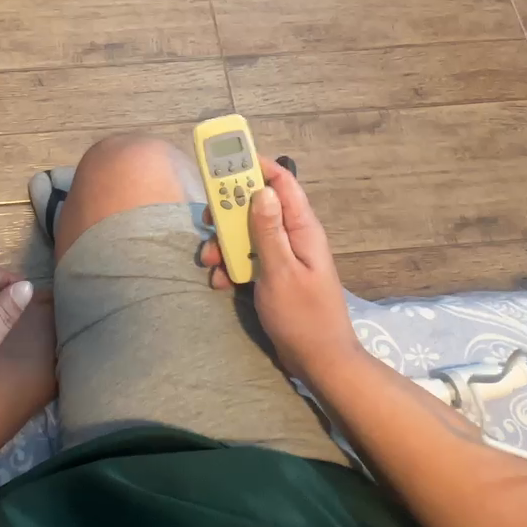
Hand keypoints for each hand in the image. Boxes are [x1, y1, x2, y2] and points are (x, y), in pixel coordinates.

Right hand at [201, 158, 362, 378]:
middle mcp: (292, 235)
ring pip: (245, 232)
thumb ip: (268, 230)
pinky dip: (231, 265)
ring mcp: (282, 254)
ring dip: (224, 244)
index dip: (255, 166)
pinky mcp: (272, 272)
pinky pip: (246, 257)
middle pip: (255, 206)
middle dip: (228, 213)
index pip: (281, 182)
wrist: (318, 363)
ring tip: (210, 262)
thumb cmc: (303, 316)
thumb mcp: (281, 271)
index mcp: (301, 228)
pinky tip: (222, 282)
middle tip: (207, 222)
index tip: (224, 163)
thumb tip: (261, 189)